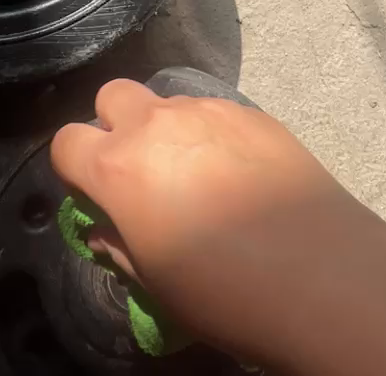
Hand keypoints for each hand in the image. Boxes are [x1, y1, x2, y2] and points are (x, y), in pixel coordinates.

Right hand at [49, 81, 383, 363]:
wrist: (319, 270)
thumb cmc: (225, 290)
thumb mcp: (155, 282)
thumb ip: (119, 243)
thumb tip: (107, 227)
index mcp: (120, 168)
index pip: (65, 141)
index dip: (74, 166)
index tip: (94, 192)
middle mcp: (156, 125)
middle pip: (112, 95)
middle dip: (114, 125)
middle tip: (139, 169)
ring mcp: (206, 110)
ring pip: (165, 102)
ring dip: (165, 129)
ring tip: (197, 175)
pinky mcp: (249, 111)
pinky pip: (211, 111)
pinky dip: (210, 133)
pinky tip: (238, 173)